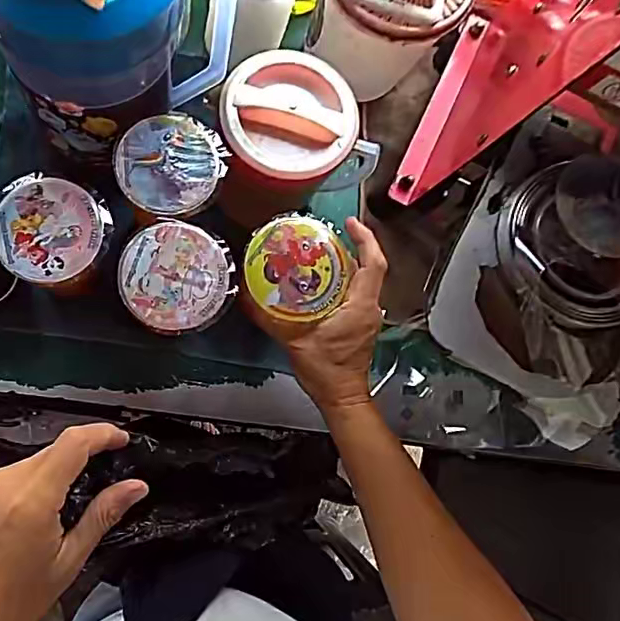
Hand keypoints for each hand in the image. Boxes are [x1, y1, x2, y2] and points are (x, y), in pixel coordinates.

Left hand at [0, 423, 144, 620]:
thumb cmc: (1, 609)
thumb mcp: (67, 562)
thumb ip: (103, 514)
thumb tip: (133, 488)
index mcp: (29, 499)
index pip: (74, 442)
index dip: (104, 434)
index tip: (120, 439)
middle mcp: (1, 484)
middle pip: (56, 448)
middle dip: (85, 456)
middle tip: (106, 478)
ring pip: (37, 458)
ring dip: (60, 470)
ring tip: (70, 506)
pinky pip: (16, 472)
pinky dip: (37, 481)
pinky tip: (41, 512)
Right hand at [258, 216, 387, 411]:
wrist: (342, 397)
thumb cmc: (326, 372)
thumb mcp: (294, 341)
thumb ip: (269, 318)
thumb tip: (246, 299)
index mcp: (360, 306)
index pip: (373, 264)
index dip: (365, 239)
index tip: (351, 223)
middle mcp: (370, 308)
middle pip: (372, 268)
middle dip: (357, 246)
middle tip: (334, 233)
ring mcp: (369, 317)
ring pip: (367, 280)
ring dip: (354, 263)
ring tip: (329, 251)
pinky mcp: (364, 324)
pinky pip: (361, 292)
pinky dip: (349, 279)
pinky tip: (328, 279)